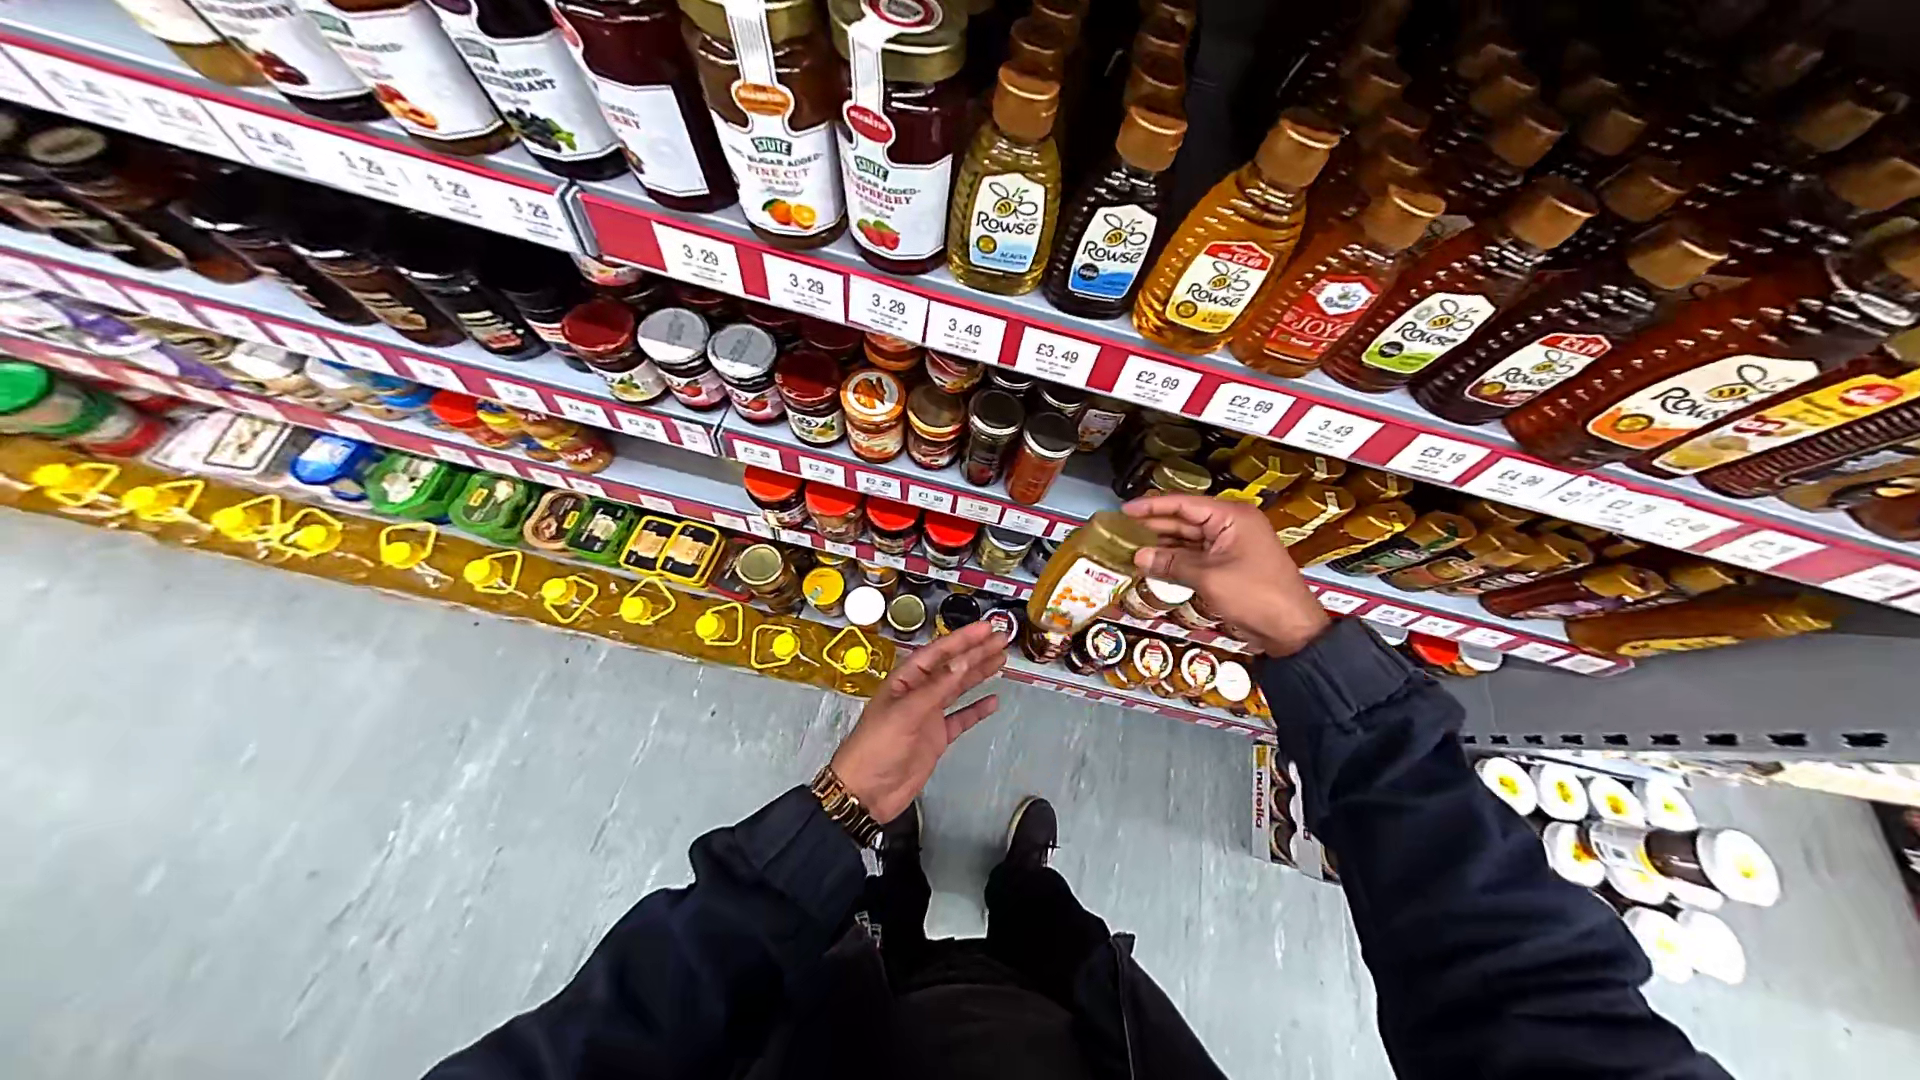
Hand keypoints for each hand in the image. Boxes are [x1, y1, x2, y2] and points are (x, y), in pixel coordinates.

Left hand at [830, 621, 1005, 822]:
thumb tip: (963, 660)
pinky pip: (960, 719)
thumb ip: (937, 687)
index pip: (938, 653)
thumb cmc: (876, 747)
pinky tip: (992, 701)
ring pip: (958, 689)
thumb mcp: (906, 713)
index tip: (985, 628)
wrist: (865, 792)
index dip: (962, 639)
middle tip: (1001, 639)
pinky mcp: (935, 738)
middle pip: (952, 667)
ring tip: (1000, 660)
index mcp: (905, 681)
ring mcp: (927, 716)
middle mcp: (918, 694)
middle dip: (976, 652)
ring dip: (978, 674)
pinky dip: (976, 710)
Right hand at [1122, 494, 1329, 656]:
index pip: (1184, 504)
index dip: (1153, 506)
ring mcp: (1230, 545)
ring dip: (1162, 544)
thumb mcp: (1208, 578)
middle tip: (1123, 530)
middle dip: (1154, 526)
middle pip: (1185, 519)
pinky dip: (1175, 559)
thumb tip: (1140, 556)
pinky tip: (1154, 563)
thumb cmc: (1258, 596)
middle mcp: (1231, 525)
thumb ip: (1171, 563)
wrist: (1290, 629)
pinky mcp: (1228, 564)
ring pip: (1188, 538)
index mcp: (1232, 517)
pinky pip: (1196, 555)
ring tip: (1132, 546)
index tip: (1127, 510)